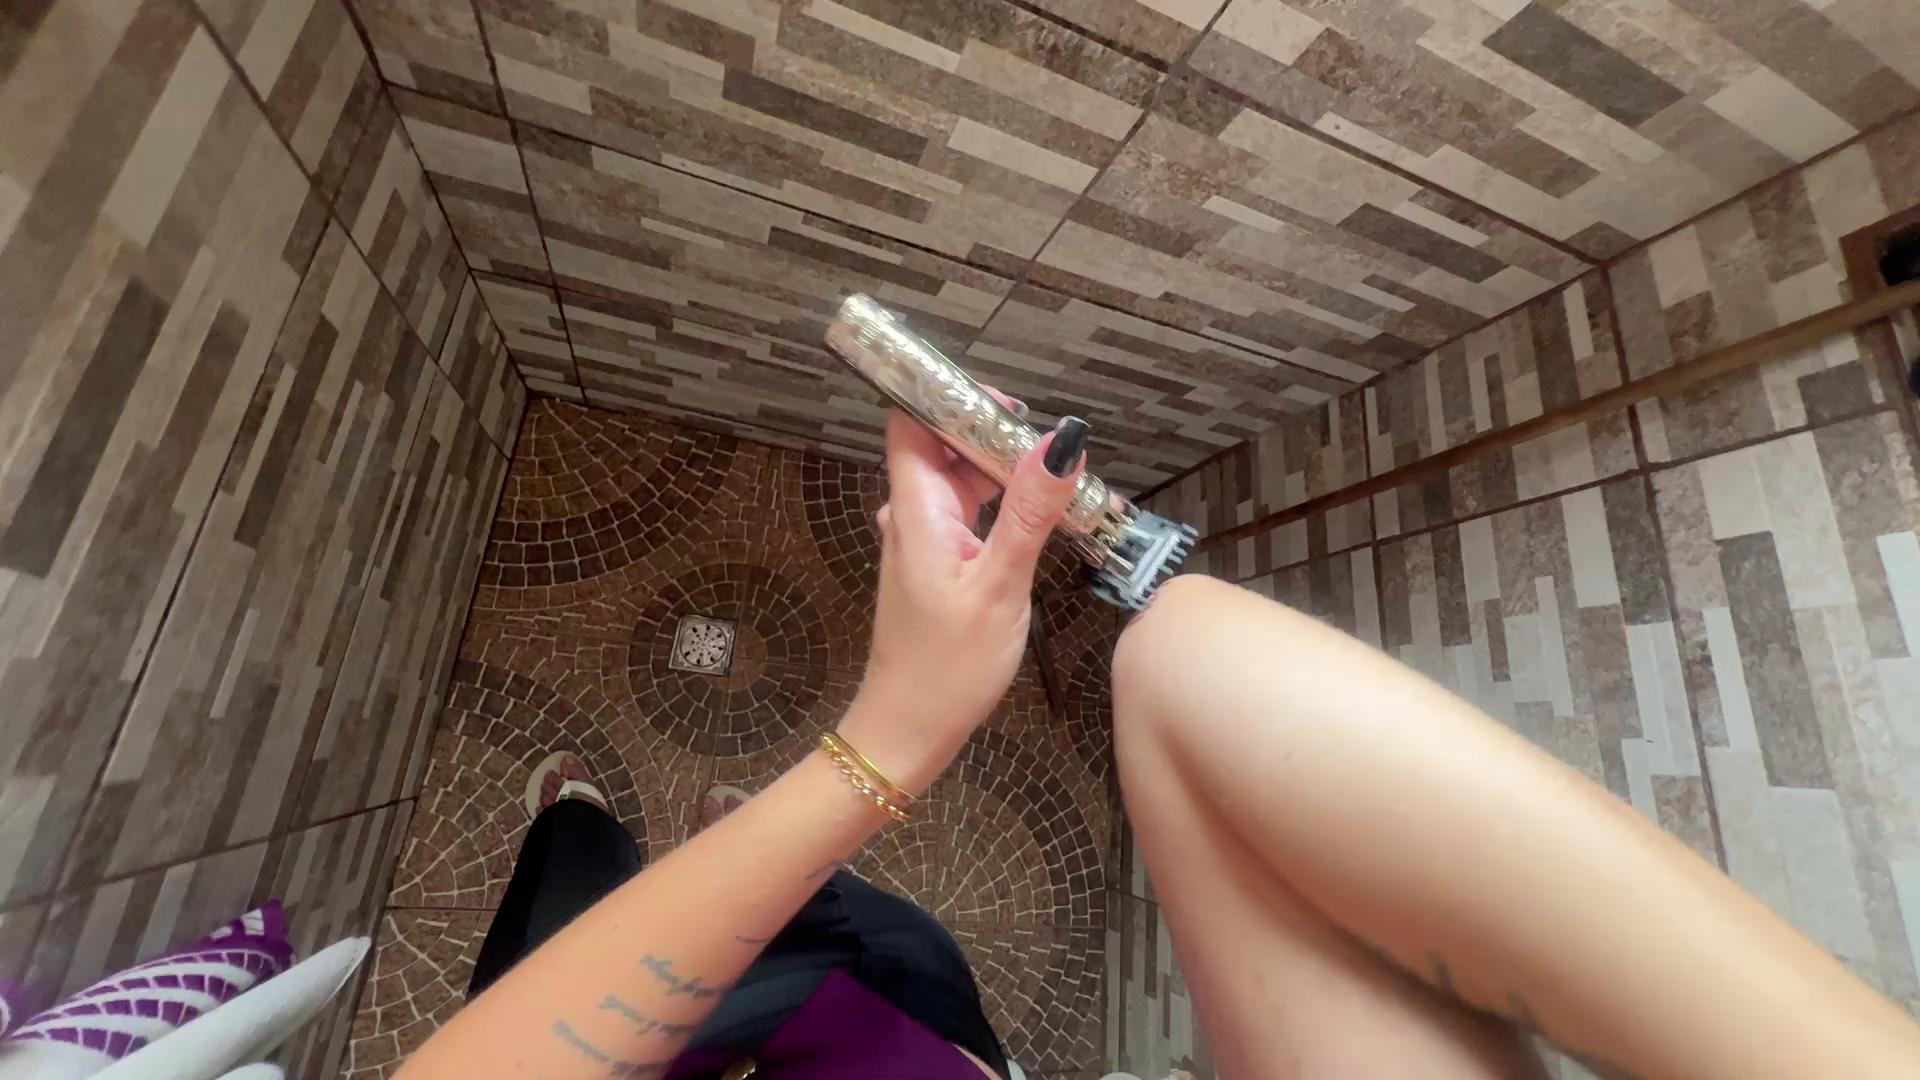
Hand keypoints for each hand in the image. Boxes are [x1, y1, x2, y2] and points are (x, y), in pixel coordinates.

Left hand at [840, 400, 1089, 792]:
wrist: (910, 728)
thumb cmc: (948, 666)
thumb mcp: (999, 585)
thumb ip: (1030, 511)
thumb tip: (1061, 441)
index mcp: (916, 508)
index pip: (914, 419)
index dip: (953, 397)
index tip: (1010, 403)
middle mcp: (912, 515)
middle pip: (944, 446)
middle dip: (995, 435)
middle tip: (1054, 448)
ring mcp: (922, 539)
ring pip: (960, 482)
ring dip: (1004, 474)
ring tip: (1059, 481)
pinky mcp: (935, 562)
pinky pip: (966, 515)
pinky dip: (1000, 507)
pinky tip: (1037, 517)